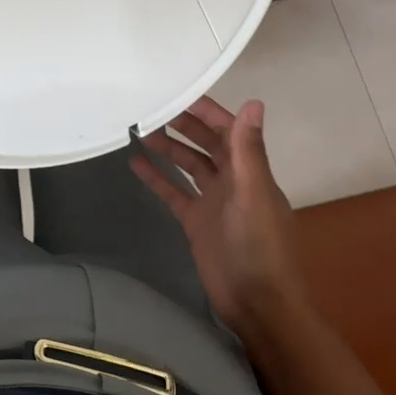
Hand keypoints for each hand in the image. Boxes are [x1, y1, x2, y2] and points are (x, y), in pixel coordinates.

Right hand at [130, 98, 307, 332]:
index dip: (207, 110)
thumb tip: (254, 103)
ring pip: (188, 164)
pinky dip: (157, 177)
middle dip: (183, 123)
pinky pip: (174, 192)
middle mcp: (233, 181)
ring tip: (139, 129)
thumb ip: (249, 151)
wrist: (257, 303)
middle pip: (206, 143)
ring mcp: (213, 201)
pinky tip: (135, 163)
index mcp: (251, 171)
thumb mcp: (253, 195)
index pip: (228, 130)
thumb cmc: (260, 248)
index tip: (180, 91)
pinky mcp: (196, 221)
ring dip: (168, 147)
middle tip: (151, 106)